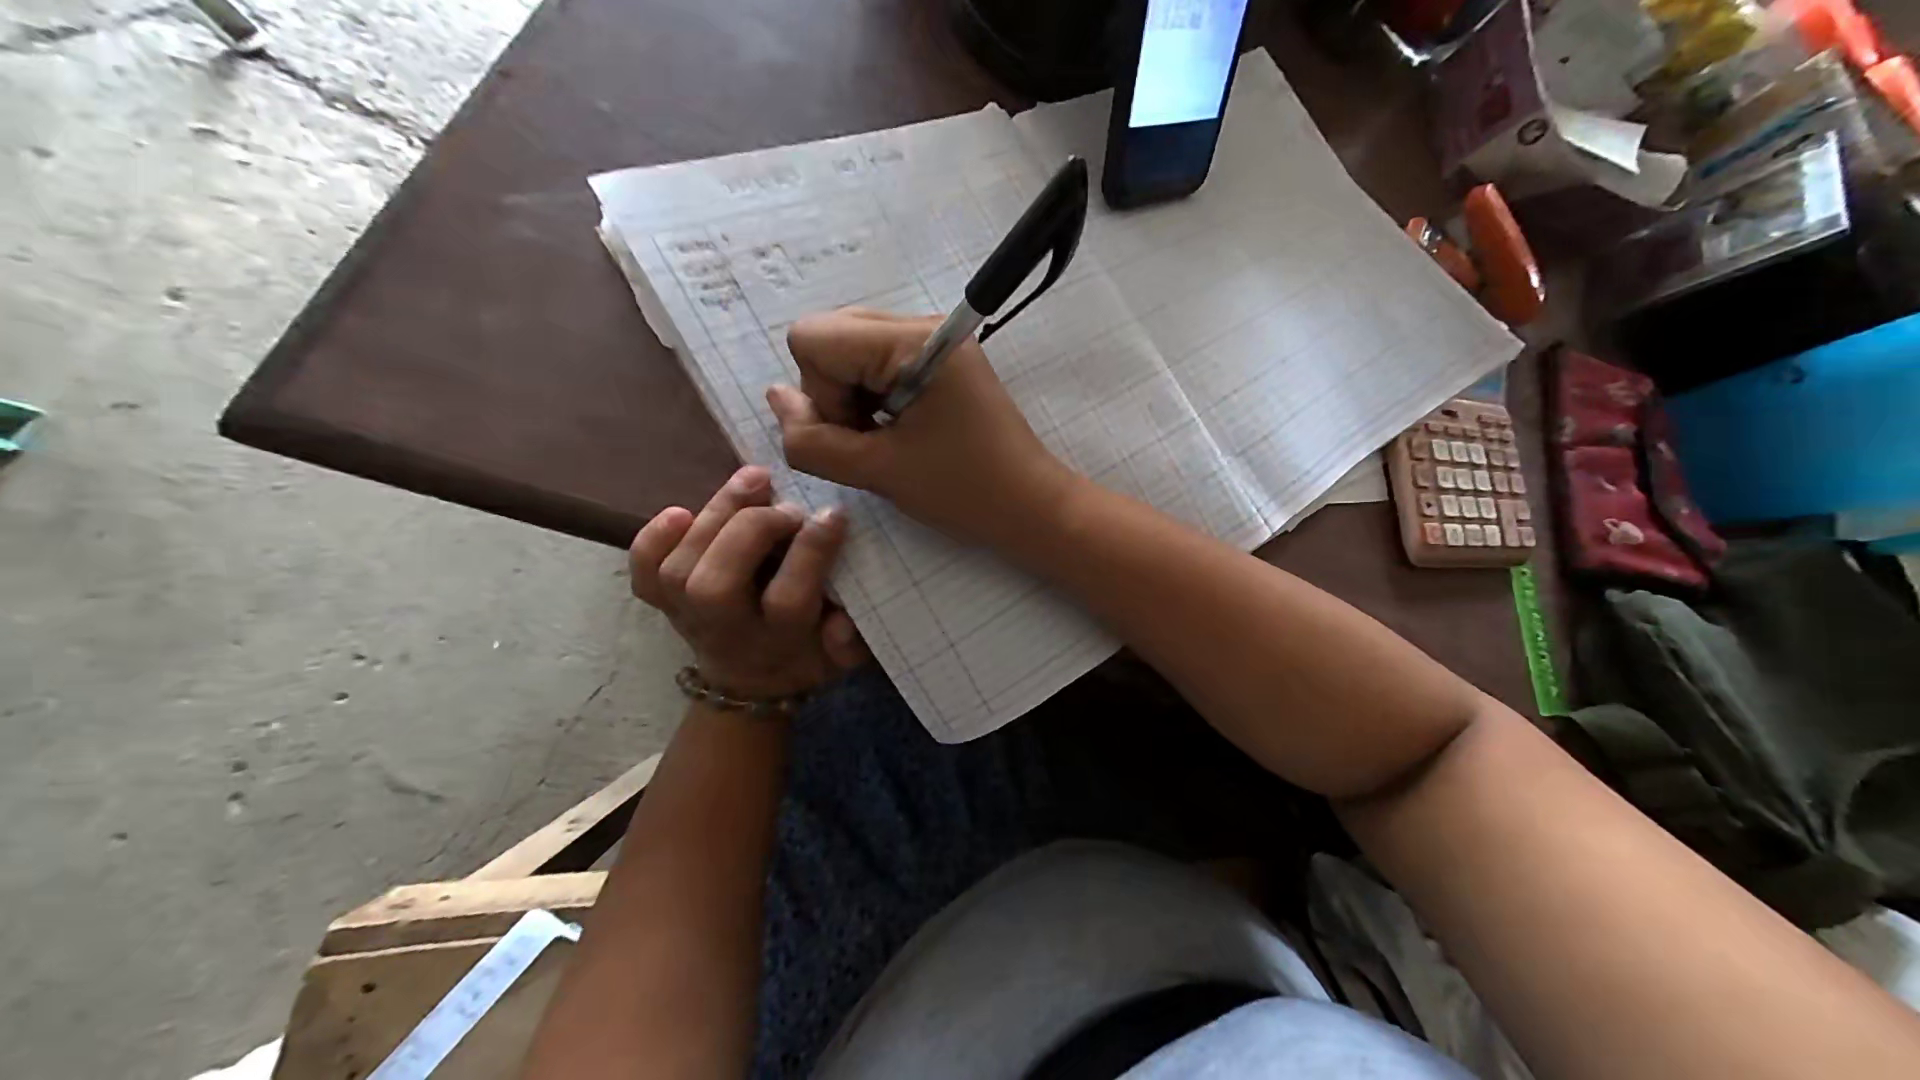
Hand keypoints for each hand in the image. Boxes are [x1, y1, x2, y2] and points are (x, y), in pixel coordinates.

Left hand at [630, 466, 864, 699]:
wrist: (749, 680)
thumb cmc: (805, 655)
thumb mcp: (841, 657)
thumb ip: (850, 644)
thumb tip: (842, 622)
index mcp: (776, 641)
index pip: (787, 599)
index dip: (811, 552)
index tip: (834, 514)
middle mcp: (724, 629)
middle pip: (717, 583)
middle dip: (752, 530)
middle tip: (787, 503)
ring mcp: (685, 614)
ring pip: (680, 568)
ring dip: (714, 516)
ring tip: (752, 481)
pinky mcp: (661, 600)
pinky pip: (643, 570)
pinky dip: (653, 538)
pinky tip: (682, 512)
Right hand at [767, 307, 1078, 548]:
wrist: (1030, 505)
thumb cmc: (963, 491)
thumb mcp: (876, 471)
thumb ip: (811, 438)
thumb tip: (774, 397)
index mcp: (911, 340)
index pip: (813, 337)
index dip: (820, 393)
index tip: (859, 433)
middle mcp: (919, 324)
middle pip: (828, 339)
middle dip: (834, 394)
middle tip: (873, 439)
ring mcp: (930, 339)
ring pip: (847, 353)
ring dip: (851, 400)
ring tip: (890, 439)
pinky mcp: (936, 360)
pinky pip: (874, 365)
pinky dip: (871, 399)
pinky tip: (900, 430)